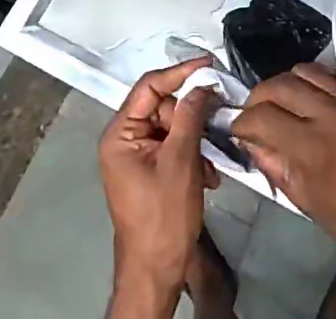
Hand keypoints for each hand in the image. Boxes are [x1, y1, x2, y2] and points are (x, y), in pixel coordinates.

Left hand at [99, 57, 219, 318]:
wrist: (156, 272)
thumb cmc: (163, 216)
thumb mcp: (181, 161)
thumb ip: (190, 116)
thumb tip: (202, 84)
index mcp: (120, 133)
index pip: (149, 87)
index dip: (180, 72)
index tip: (208, 63)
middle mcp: (123, 139)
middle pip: (163, 107)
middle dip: (191, 119)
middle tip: (216, 126)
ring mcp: (134, 155)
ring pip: (171, 128)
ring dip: (195, 143)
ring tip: (209, 168)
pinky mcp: (147, 170)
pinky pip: (172, 147)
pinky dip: (191, 157)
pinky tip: (206, 178)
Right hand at [230, 63, 335, 268]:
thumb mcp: (309, 203)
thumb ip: (276, 167)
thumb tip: (252, 143)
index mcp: (311, 147)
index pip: (261, 116)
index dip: (242, 121)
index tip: (237, 129)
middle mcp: (328, 113)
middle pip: (278, 85)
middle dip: (258, 96)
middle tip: (254, 112)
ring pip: (303, 70)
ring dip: (284, 84)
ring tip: (281, 102)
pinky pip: (330, 77)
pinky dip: (313, 84)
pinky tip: (311, 101)